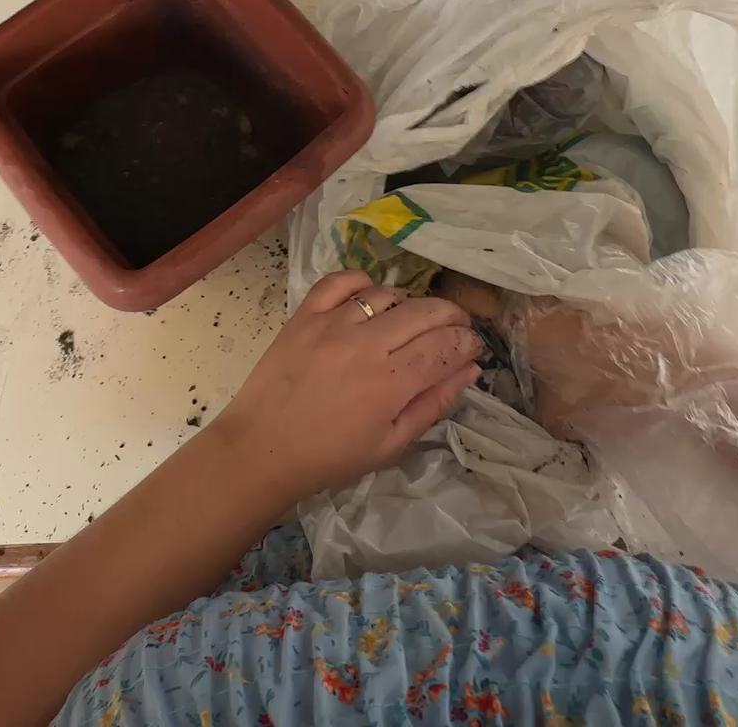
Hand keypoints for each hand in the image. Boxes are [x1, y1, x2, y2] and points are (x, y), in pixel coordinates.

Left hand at [208, 270, 481, 502]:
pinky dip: (362, 282)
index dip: (468, 342)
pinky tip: (370, 297)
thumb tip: (469, 370)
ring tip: (410, 322)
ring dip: (409, 304)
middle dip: (452, 317)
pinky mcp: (305, 314)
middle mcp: (365, 344)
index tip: (474, 347)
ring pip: (387, 295)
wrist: (263, 447)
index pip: (445, 346)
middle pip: (425, 313)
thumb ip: (432, 404)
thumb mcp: (391, 444)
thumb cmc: (330, 456)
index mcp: (390, 383)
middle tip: (456, 329)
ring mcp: (332, 323)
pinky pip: (340, 281)